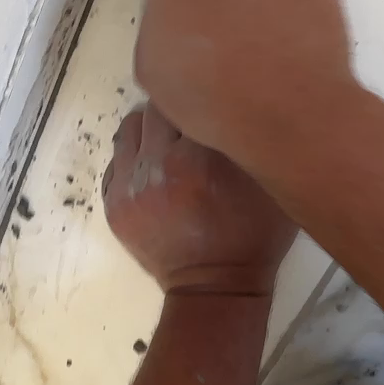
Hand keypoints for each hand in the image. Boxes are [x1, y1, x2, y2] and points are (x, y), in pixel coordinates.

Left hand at [102, 103, 296, 295]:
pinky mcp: (113, 205)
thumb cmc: (253, 235)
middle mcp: (157, 165)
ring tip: (170, 143)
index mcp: (198, 159)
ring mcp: (128, 186)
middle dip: (175, 108)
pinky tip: (155, 171)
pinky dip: (134, 157)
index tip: (215, 103)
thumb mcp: (270, 184)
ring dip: (149, 129)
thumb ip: (252, 140)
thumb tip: (237, 101)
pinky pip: (116, 161)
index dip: (204, 95)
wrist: (214, 288)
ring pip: (129, 129)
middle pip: (154, 108)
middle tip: (194, 122)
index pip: (188, 97)